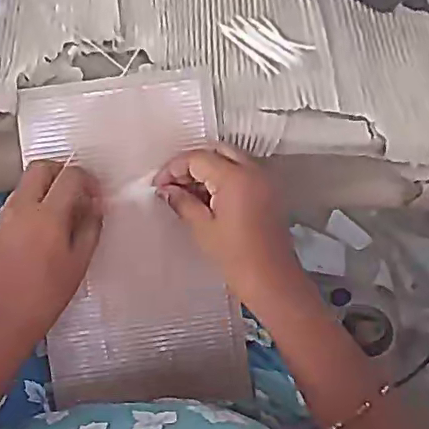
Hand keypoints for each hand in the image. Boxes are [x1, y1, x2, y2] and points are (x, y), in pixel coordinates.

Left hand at [0, 160, 101, 350]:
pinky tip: (38, 231)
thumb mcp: (80, 260)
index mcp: (48, 215)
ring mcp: (3, 219)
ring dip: (43, 189)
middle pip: (39, 168)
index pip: (69, 176)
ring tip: (58, 213)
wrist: (12, 315)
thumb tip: (94, 205)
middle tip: (74, 191)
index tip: (93, 195)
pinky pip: (13, 207)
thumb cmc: (50, 292)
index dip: (86, 179)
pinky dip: (28, 207)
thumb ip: (90, 225)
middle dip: (60, 172)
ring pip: (23, 186)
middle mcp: (21, 209)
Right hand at [155, 144, 306, 306]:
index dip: (173, 168)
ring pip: (230, 159)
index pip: (198, 158)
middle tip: (171, 184)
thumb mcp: (202, 228)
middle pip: (216, 151)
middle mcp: (253, 171)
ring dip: (207, 170)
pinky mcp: (268, 192)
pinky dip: (222, 178)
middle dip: (191, 164)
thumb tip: (167, 190)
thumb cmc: (236, 256)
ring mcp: (264, 180)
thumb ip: (182, 202)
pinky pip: (242, 172)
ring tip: (185, 194)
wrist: (269, 277)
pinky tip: (206, 198)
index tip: (159, 184)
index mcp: (235, 178)